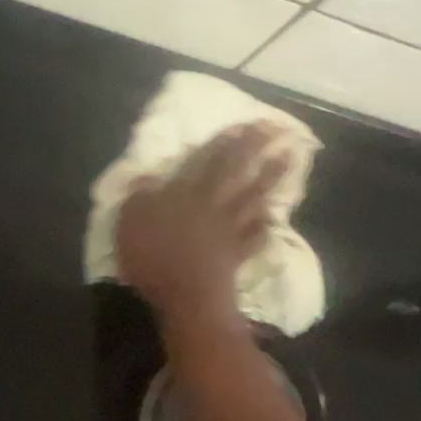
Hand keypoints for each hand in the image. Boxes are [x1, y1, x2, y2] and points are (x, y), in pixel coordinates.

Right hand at [116, 124, 290, 328]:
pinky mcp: (238, 257)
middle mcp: (214, 205)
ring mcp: (230, 231)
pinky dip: (264, 228)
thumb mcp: (131, 221)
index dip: (228, 140)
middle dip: (259, 148)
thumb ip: (140, 196)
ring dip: (273, 178)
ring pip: (255, 198)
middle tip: (279, 128)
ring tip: (289, 159)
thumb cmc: (155, 257)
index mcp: (188, 193)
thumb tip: (147, 176)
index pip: (211, 159)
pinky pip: (255, 238)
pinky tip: (272, 222)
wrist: (188, 298)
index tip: (247, 122)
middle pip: (239, 172)